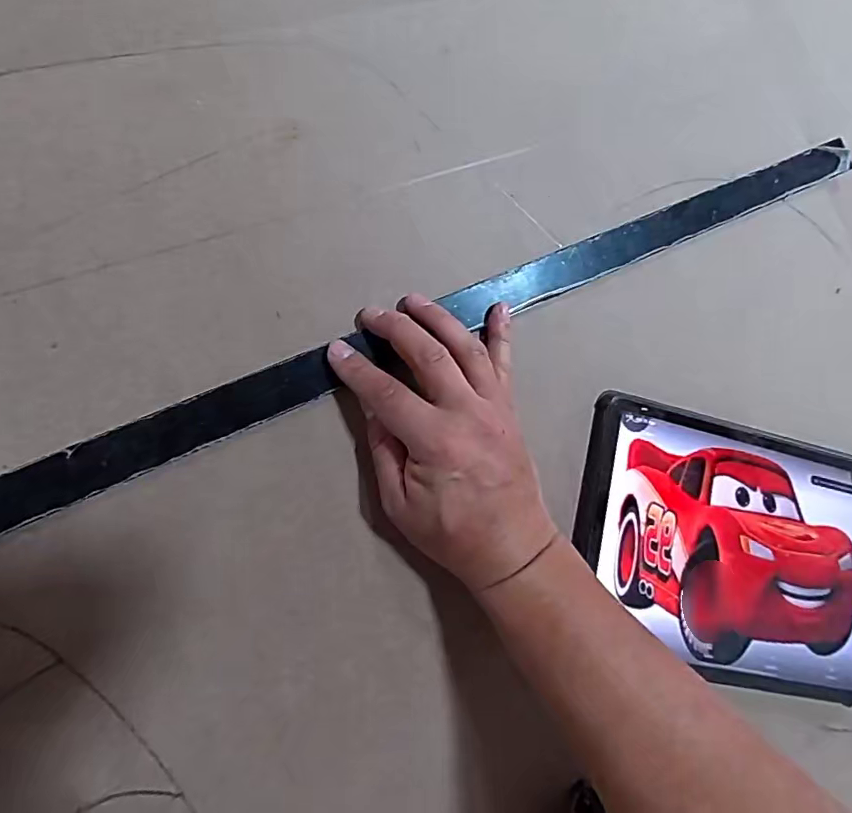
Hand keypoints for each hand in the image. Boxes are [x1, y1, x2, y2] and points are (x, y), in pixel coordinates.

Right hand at [327, 294, 559, 590]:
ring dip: (438, 318)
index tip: (337, 351)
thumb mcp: (399, 505)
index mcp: (436, 441)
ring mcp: (494, 407)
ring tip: (413, 301)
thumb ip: (384, 451)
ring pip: (465, 348)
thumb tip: (375, 409)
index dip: (357, 370)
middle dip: (395, 329)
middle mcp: (468, 414)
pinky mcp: (509, 409)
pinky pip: (505, 363)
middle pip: (428, 356)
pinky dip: (502, 333)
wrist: (514, 549)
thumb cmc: (453, 535)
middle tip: (370, 314)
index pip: (387, 392)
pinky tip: (499, 308)